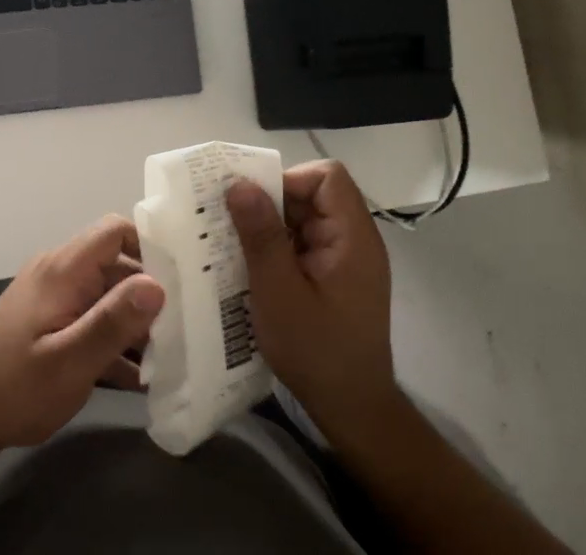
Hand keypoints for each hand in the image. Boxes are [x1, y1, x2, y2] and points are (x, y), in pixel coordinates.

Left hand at [0, 215, 164, 452]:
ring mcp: (53, 299)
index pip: (114, 231)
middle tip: (191, 324)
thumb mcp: (70, 360)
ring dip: (136, 324)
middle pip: (117, 266)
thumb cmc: (16, 387)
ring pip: (107, 297)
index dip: (151, 245)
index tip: (187, 274)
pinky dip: (115, 341)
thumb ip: (113, 322)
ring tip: (174, 355)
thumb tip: (158, 285)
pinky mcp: (50, 324)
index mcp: (63, 270)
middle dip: (152, 293)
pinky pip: (91, 320)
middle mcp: (58, 274)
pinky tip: (142, 377)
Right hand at [226, 160, 400, 438]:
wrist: (351, 407)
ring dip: (269, 229)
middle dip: (270, 204)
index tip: (253, 204)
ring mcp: (346, 262)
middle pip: (313, 196)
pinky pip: (303, 246)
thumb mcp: (278, 292)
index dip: (288, 180)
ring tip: (233, 247)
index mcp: (353, 238)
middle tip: (230, 224)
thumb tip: (240, 184)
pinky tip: (250, 270)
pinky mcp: (334, 280)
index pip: (327, 178)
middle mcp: (355, 242)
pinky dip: (276, 250)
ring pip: (304, 221)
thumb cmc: (316, 349)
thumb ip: (261, 235)